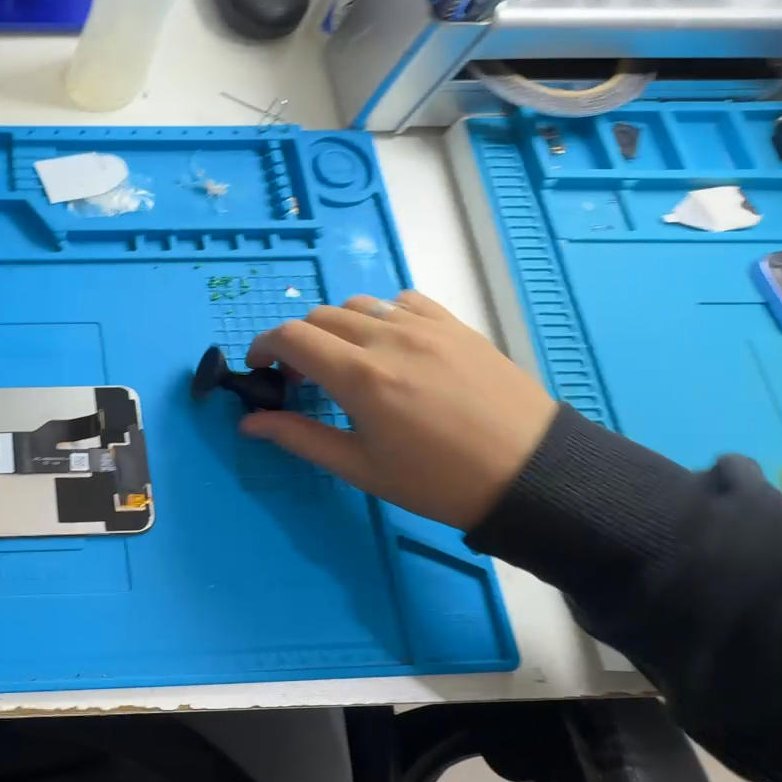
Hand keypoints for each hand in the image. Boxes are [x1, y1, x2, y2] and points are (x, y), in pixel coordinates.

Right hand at [241, 291, 557, 529]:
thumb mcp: (360, 468)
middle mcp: (388, 339)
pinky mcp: (455, 325)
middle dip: (296, 342)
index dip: (263, 346)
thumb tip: (249, 422)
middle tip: (302, 379)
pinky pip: (402, 301)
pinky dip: (380, 315)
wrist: (532, 474)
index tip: (260, 368)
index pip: (291, 337)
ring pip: (357, 304)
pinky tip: (389, 345)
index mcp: (360, 377)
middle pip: (318, 317)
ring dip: (335, 328)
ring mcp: (425, 327)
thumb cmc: (438, 481)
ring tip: (345, 361)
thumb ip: (299, 437)